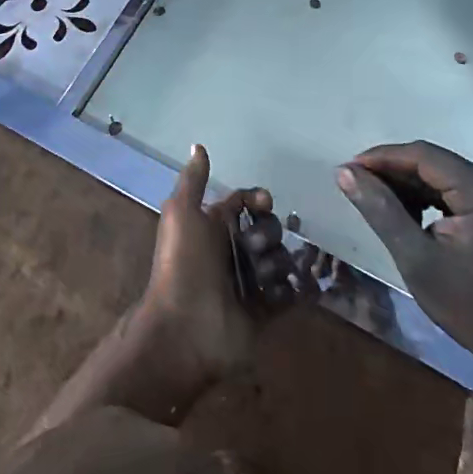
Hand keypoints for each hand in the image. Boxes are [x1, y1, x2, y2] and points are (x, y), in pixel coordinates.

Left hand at [139, 145, 301, 386]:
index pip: (246, 204)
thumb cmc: (183, 265)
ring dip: (276, 263)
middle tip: (253, 249)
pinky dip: (291, 291)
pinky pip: (290, 294)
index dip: (258, 200)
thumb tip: (198, 145)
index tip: (263, 203)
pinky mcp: (263, 312)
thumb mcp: (181, 214)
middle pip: (269, 229)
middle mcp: (232, 253)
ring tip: (261, 279)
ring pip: (281, 259)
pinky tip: (278, 294)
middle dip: (268, 234)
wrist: (184, 327)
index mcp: (214, 228)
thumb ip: (193, 180)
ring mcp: (249, 284)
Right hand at [337, 141, 472, 365]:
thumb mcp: (416, 259)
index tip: (347, 170)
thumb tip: (345, 173)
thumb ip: (381, 210)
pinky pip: (456, 191)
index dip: (383, 158)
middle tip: (355, 187)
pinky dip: (428, 198)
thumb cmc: (469, 308)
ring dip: (408, 185)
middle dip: (393, 172)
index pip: (426, 156)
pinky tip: (405, 214)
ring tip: (374, 202)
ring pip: (443, 176)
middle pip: (435, 163)